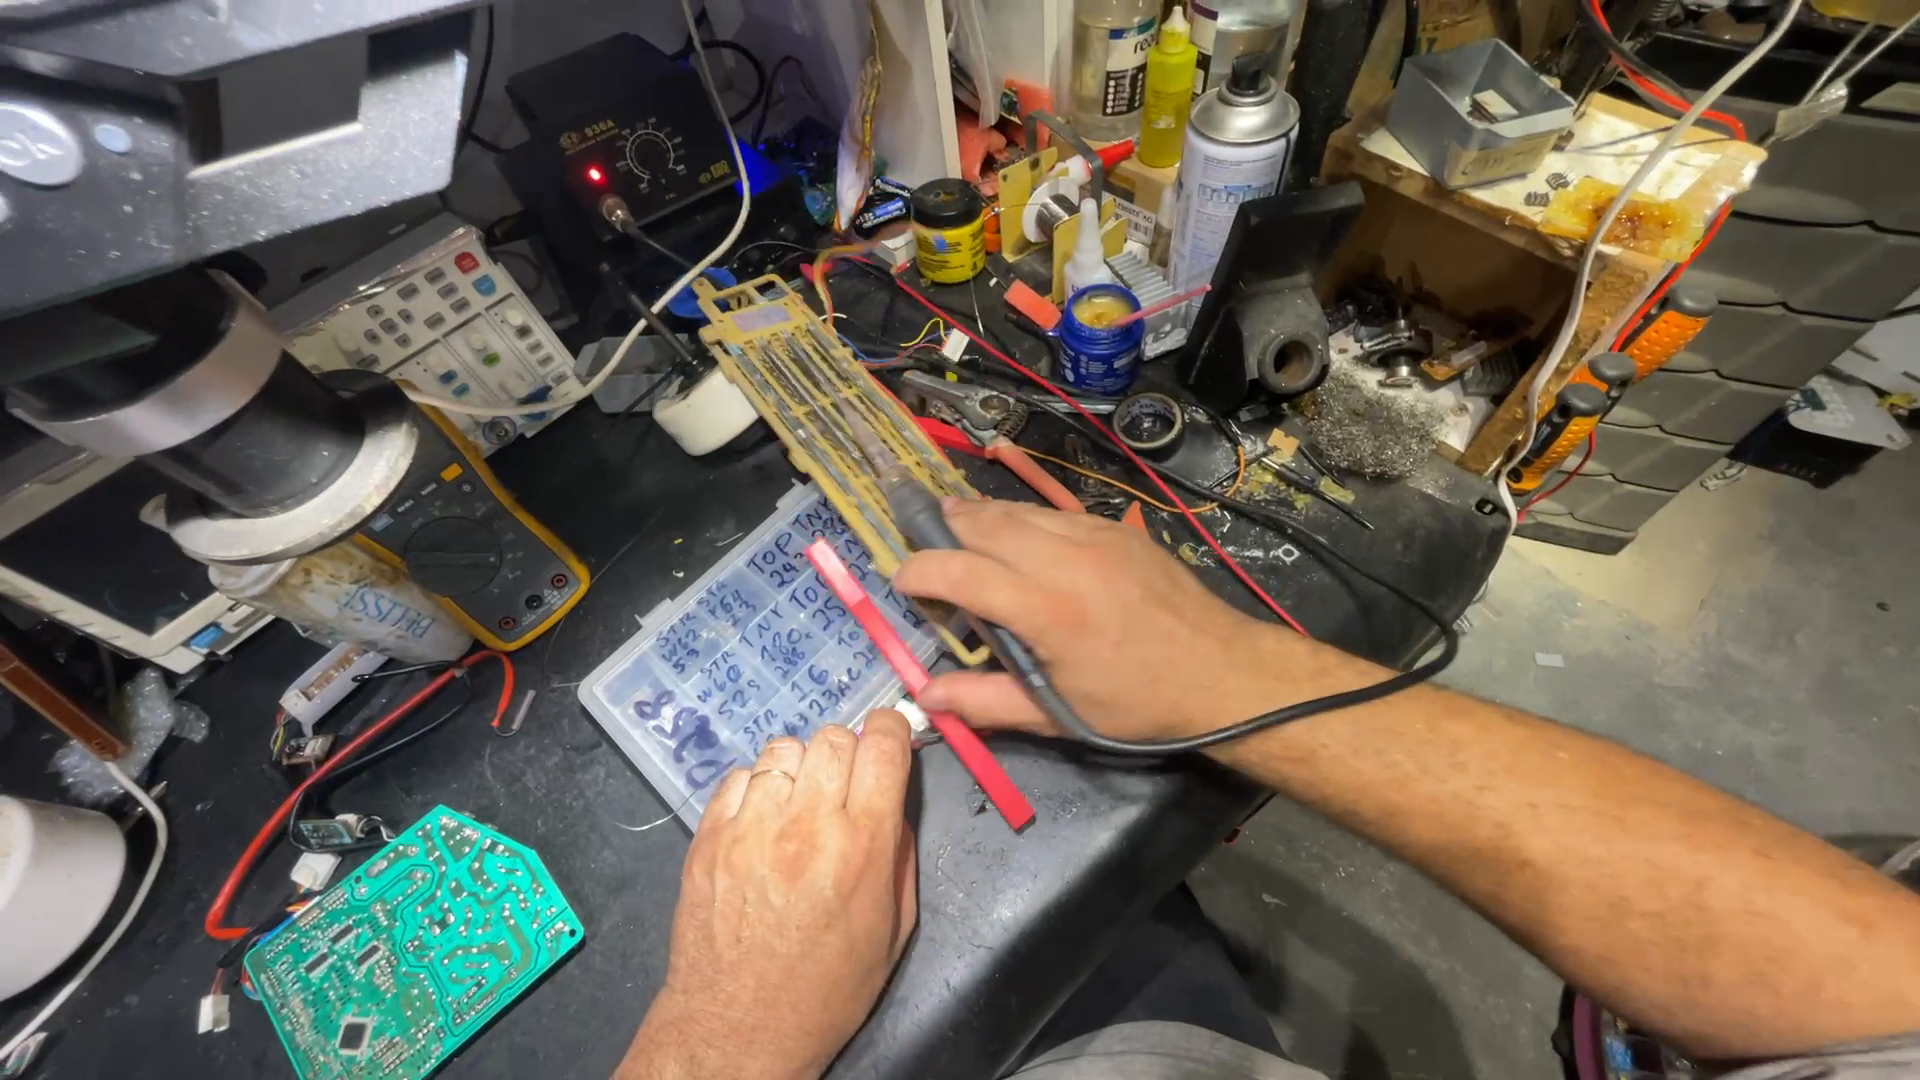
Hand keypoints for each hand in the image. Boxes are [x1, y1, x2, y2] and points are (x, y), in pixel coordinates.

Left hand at [617, 713, 916, 1079]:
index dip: (891, 728)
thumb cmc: (828, 986)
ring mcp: (753, 826)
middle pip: (834, 737)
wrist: (738, 1031)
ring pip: (785, 747)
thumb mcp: (894, 928)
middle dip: (847, 751)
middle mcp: (808, 823)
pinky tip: (760, 821)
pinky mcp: (710, 835)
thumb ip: (900, 851)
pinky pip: (741, 775)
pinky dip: (758, 788)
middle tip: (842, 786)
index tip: (888, 735)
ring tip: (797, 803)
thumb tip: (892, 797)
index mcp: (862, 845)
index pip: (883, 745)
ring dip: (801, 767)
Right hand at [891, 498, 1312, 743]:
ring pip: (1017, 510)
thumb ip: (986, 702)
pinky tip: (1015, 530)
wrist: (1221, 673)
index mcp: (1046, 610)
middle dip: (943, 528)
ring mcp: (1093, 536)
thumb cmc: (1136, 704)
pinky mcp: (1114, 529)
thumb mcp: (1057, 714)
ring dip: (979, 515)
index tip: (902, 580)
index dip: (920, 571)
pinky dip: (1021, 516)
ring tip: (953, 521)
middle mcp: (1064, 560)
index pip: (960, 573)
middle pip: (984, 525)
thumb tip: (925, 697)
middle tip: (921, 539)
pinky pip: (1052, 511)